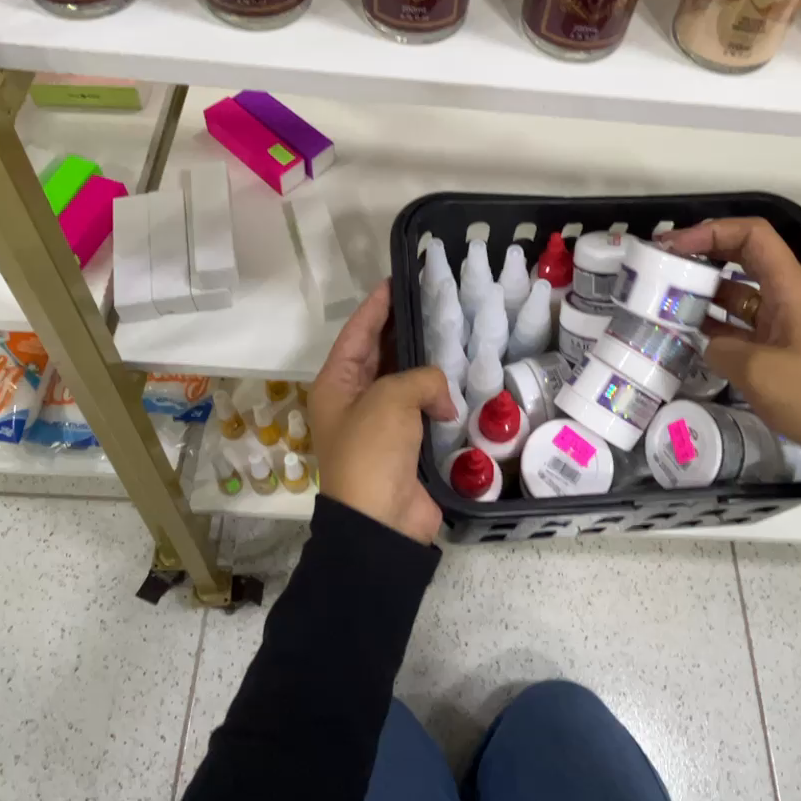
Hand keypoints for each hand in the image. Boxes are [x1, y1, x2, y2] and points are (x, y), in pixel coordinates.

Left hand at [309, 282, 457, 543]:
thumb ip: (421, 378)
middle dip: (406, 328)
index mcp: (336, 383)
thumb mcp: (390, 399)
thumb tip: (443, 399)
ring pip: (406, 381)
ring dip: (428, 362)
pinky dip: (442, 395)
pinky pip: (425, 409)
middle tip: (436, 301)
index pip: (356, 332)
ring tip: (456, 333)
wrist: (381, 522)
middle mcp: (355, 398)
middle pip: (381, 353)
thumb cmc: (373, 451)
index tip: (398, 279)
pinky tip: (464, 377)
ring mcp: (382, 423)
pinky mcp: (407, 444)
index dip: (377, 305)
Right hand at [659, 219, 800, 486]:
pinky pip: (745, 326)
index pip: (753, 236)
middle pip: (744, 258)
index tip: (674, 246)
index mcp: (792, 290)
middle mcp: (790, 299)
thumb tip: (709, 343)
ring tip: (665, 299)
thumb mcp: (759, 373)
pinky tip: (689, 334)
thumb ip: (722, 348)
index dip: (712, 231)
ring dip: (706, 292)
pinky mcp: (784, 351)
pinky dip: (718, 325)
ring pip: (741, 294)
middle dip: (703, 256)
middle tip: (661, 267)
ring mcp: (787, 326)